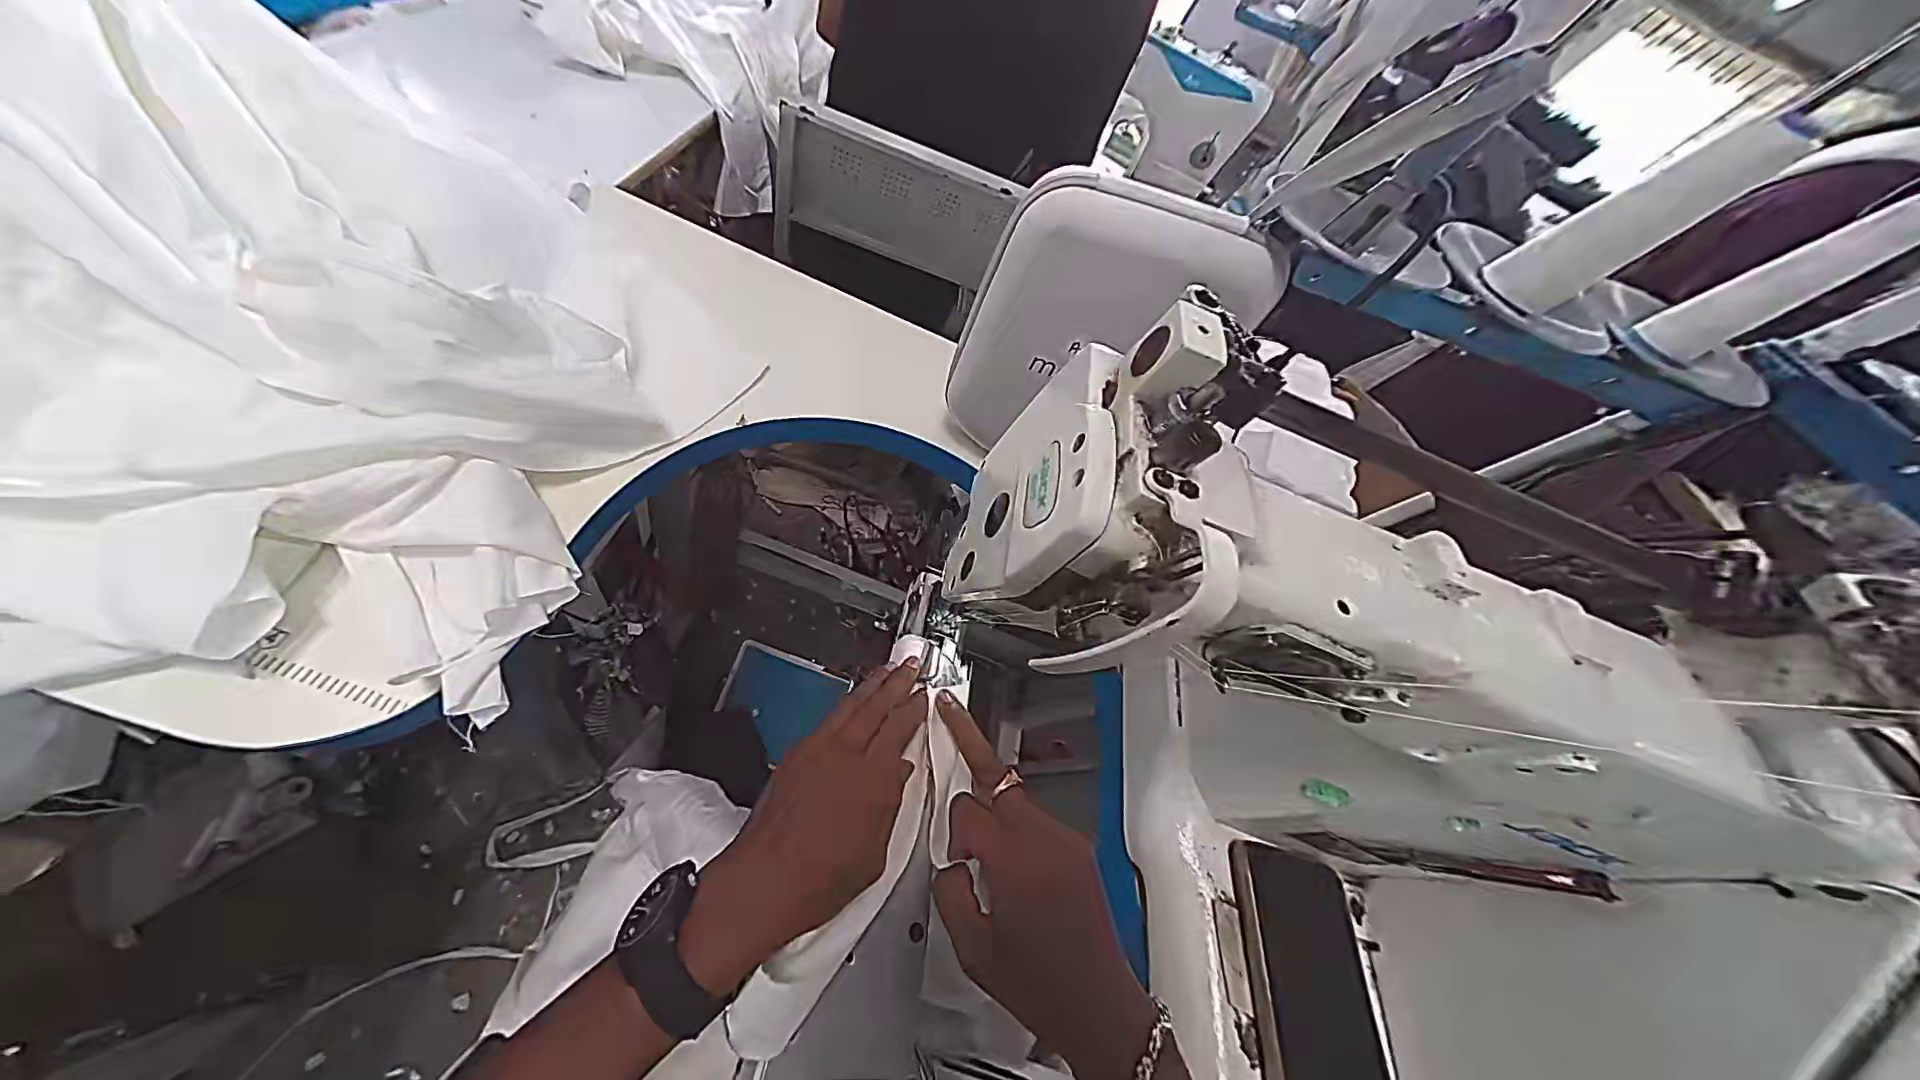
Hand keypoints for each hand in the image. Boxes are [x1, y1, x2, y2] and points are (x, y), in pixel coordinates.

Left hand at [678, 657, 926, 996]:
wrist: (764, 881)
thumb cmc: (819, 877)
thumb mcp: (875, 850)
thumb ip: (890, 803)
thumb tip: (900, 776)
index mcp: (873, 776)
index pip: (901, 727)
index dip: (915, 707)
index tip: (923, 696)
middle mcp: (845, 755)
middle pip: (877, 705)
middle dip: (897, 682)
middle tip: (910, 665)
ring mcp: (816, 751)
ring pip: (850, 705)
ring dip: (871, 685)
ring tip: (885, 671)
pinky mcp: (796, 756)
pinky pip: (828, 718)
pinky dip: (845, 704)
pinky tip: (852, 702)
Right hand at [931, 691, 1175, 1079]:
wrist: (1096, 1004)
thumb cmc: (1038, 983)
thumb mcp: (971, 945)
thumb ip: (949, 887)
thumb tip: (951, 859)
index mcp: (1014, 859)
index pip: (969, 808)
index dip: (951, 824)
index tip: (942, 825)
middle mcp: (1045, 839)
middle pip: (998, 777)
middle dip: (970, 749)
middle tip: (950, 714)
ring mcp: (1067, 841)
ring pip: (1017, 800)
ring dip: (994, 809)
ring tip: (984, 848)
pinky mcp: (1078, 850)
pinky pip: (1038, 821)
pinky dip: (1016, 827)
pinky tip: (1010, 863)